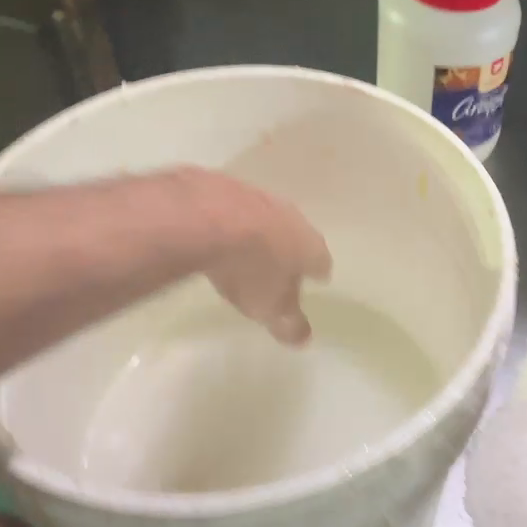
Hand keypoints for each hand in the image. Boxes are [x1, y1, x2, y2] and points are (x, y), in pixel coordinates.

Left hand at [171, 168, 331, 344]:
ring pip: (265, 218)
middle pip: (296, 235)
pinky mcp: (224, 188)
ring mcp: (258, 199)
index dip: (317, 272)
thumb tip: (303, 338)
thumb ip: (289, 324)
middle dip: (289, 249)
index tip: (316, 279)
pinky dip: (228, 221)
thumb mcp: (270, 309)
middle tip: (279, 266)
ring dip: (258, 232)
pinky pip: (232, 209)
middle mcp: (291, 218)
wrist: (204, 219)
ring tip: (245, 250)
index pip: (322, 261)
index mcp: (309, 246)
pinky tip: (214, 234)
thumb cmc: (249, 270)